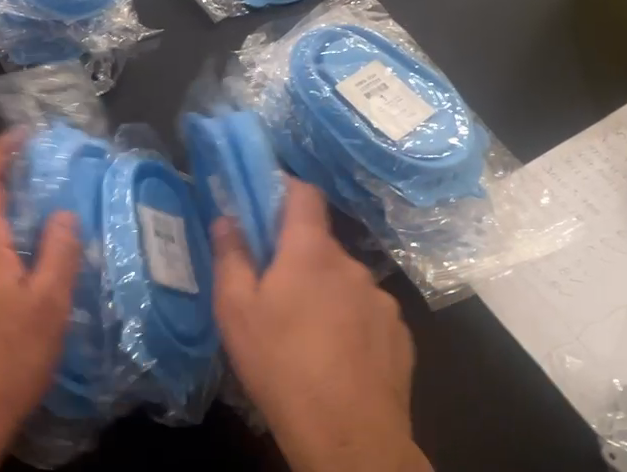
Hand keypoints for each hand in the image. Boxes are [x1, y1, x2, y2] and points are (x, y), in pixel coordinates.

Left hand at [0, 129, 80, 465]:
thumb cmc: (8, 357)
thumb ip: (58, 253)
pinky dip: (9, 242)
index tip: (26, 134)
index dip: (1, 150)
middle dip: (12, 178)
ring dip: (13, 213)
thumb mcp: (48, 305)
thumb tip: (63, 213)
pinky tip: (35, 261)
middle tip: (51, 173)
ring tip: (52, 214)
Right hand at [213, 180, 428, 471]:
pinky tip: (334, 355)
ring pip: (343, 281)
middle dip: (296, 256)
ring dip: (324, 292)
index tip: (262, 199)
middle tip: (271, 288)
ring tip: (303, 331)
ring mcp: (382, 302)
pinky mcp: (400, 336)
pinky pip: (366, 313)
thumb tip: (226, 218)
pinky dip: (349, 322)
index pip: (304, 194)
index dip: (283, 188)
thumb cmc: (282, 365)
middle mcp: (352, 266)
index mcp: (310, 251)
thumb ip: (230, 256)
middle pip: (319, 244)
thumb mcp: (236, 310)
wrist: (349, 438)